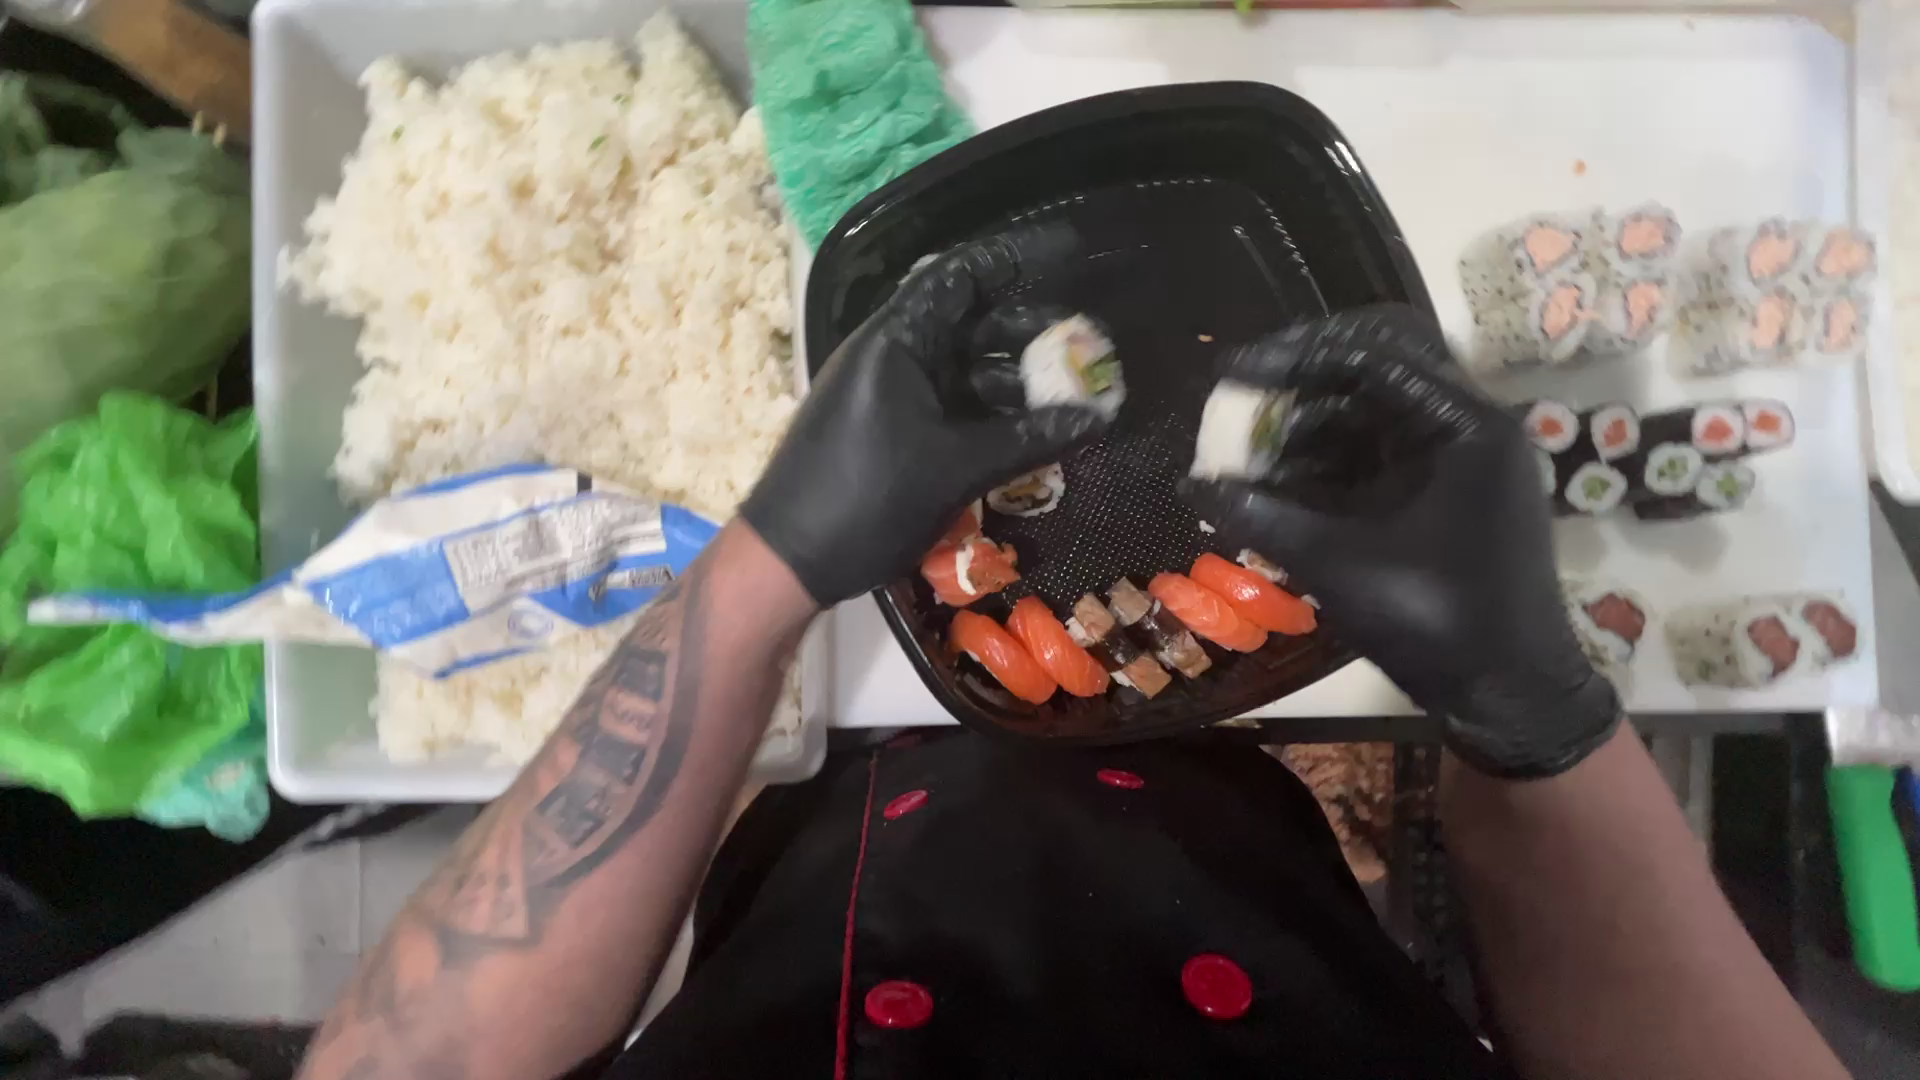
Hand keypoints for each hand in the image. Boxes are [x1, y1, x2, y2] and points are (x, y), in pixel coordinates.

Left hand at [742, 227, 1109, 605]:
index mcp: (896, 340)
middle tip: (1080, 356)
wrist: (790, 561)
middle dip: (1027, 338)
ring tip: (1065, 404)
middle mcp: (890, 356)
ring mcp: (886, 395)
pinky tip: (1024, 437)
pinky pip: (946, 409)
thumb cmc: (868, 501)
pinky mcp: (887, 431)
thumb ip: (1029, 438)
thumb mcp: (956, 468)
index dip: (1013, 262)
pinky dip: (984, 417)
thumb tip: (1097, 415)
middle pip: (968, 326)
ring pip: (961, 374)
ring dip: (1011, 386)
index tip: (1066, 259)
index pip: (959, 278)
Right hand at [1179, 305, 1618, 777]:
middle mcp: (1465, 428)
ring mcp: (1454, 462)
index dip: (1293, 358)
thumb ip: (1259, 517)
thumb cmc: (1434, 621)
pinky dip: (1322, 465)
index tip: (1231, 372)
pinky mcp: (1438, 494)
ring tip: (1245, 456)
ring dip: (1303, 429)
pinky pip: (1371, 458)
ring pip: (1367, 416)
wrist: (1506, 692)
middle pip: (1374, 371)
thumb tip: (1189, 485)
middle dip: (1300, 380)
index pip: (1373, 357)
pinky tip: (1274, 486)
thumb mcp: (1336, 563)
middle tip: (1241, 389)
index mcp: (1463, 428)